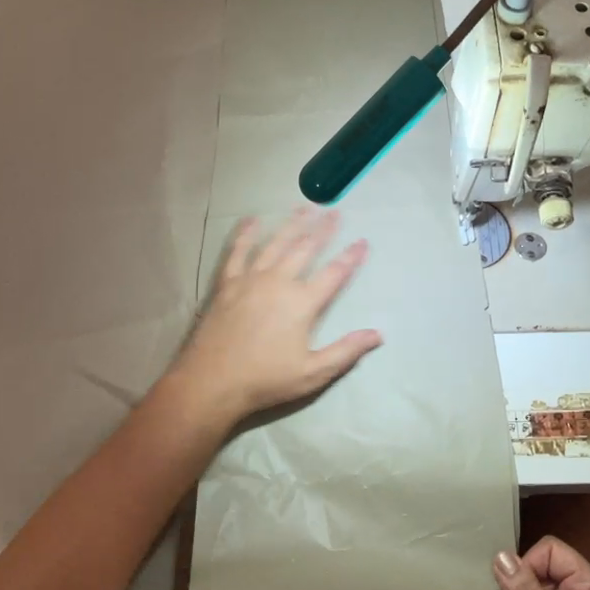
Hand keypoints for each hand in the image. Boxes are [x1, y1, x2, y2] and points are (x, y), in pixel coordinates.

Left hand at [166, 206, 382, 422]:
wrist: (212, 381)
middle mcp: (278, 282)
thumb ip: (345, 352)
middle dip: (322, 230)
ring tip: (304, 208)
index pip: (333, 274)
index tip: (362, 242)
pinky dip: (246, 234)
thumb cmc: (265, 380)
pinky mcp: (227, 284)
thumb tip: (377, 335)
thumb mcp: (313, 373)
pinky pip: (238, 252)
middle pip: (305, 249)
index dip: (350, 257)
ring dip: (291, 225)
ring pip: (274, 244)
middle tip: (334, 213)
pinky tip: (252, 221)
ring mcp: (250, 280)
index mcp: (301, 303)